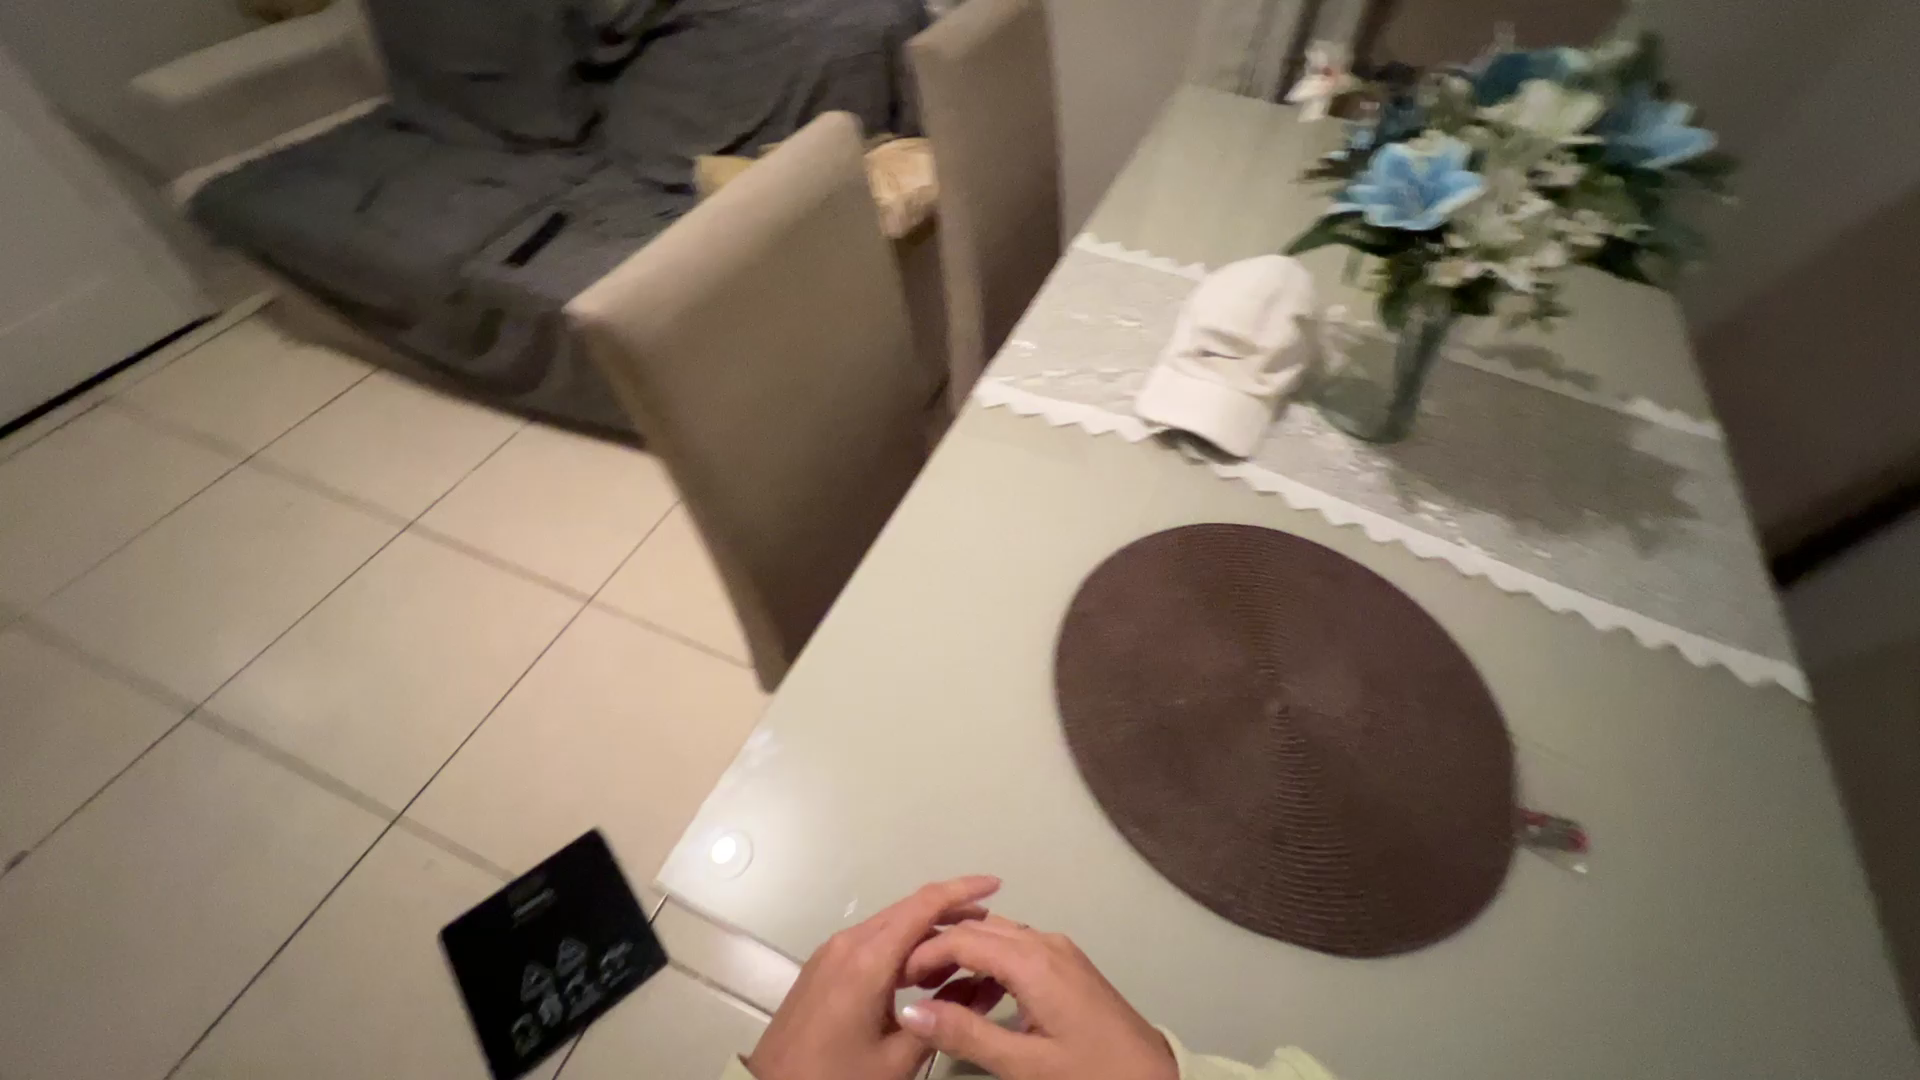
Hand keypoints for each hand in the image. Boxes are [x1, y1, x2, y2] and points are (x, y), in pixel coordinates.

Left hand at [745, 876, 1001, 1079]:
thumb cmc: (835, 1078)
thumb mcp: (897, 1060)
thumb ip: (941, 1017)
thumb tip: (980, 986)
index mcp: (869, 958)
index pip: (924, 906)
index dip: (963, 890)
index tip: (995, 884)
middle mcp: (850, 941)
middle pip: (909, 909)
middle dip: (951, 909)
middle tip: (989, 922)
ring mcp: (834, 950)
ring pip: (891, 923)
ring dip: (928, 928)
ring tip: (964, 947)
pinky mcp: (825, 964)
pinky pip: (874, 939)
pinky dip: (904, 942)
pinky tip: (923, 965)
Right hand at [896, 918, 1177, 1079]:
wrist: (1156, 1079)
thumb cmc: (1091, 1072)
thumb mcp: (1024, 1065)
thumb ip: (965, 1034)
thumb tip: (911, 1012)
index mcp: (1032, 960)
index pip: (964, 938)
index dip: (925, 953)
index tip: (897, 978)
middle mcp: (1044, 941)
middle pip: (980, 927)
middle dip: (941, 948)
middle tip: (909, 982)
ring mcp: (1059, 949)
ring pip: (999, 934)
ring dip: (966, 954)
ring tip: (938, 991)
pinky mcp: (1068, 962)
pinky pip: (1019, 947)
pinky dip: (991, 962)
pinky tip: (979, 995)